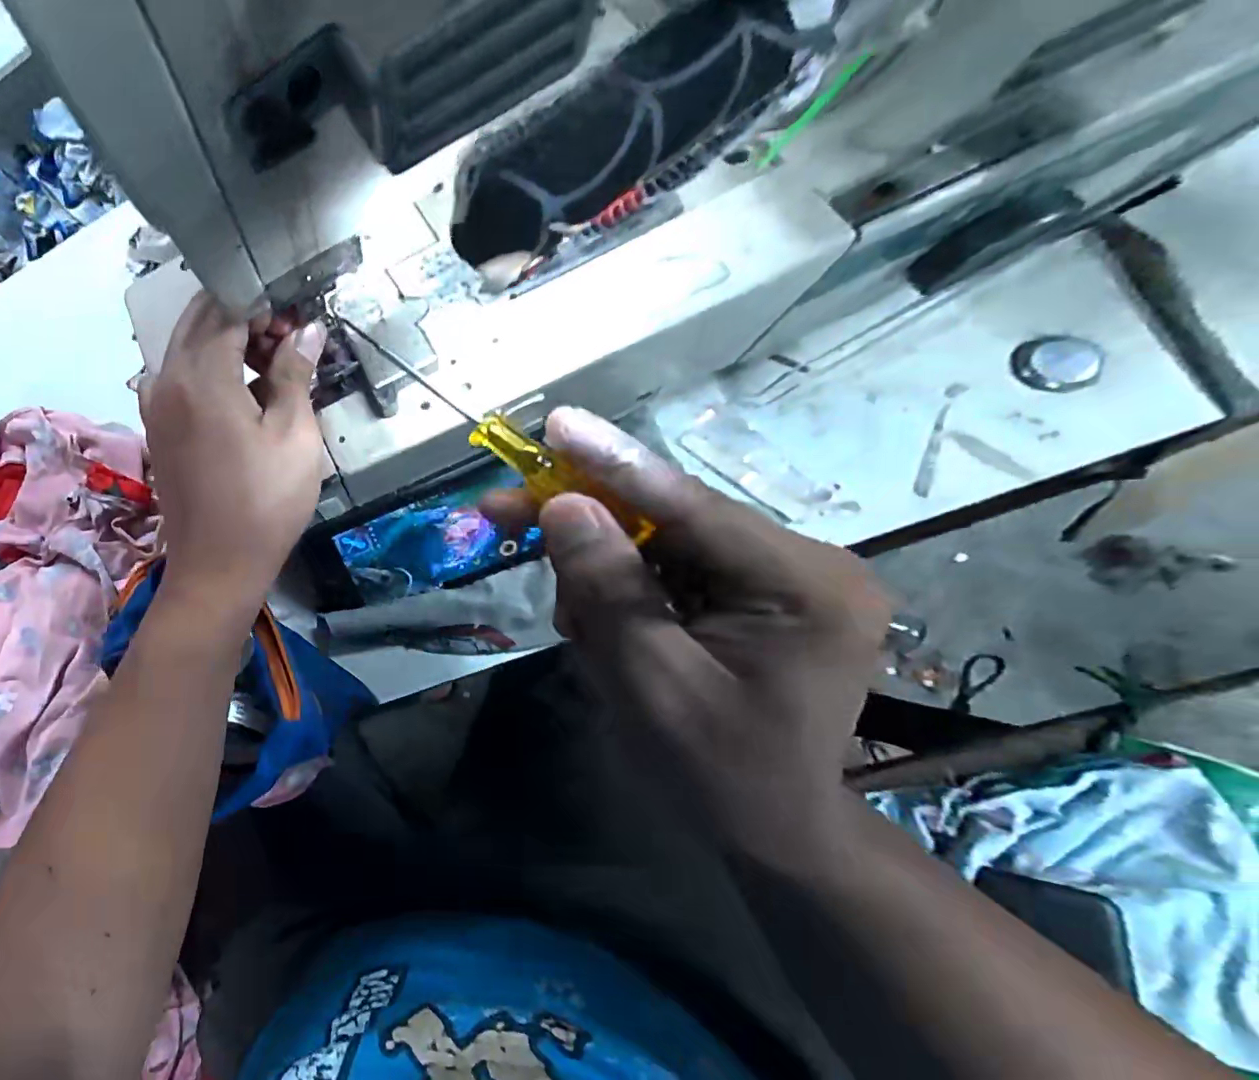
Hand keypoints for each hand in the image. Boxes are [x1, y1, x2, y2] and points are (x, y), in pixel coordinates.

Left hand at [141, 292, 326, 614]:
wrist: (217, 566)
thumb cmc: (265, 504)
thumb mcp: (295, 436)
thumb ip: (295, 374)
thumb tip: (307, 331)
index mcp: (201, 376)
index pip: (229, 311)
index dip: (267, 307)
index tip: (299, 326)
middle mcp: (167, 379)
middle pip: (200, 322)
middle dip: (243, 317)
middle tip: (286, 341)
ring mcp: (155, 404)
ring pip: (187, 347)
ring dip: (225, 342)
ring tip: (270, 367)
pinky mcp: (156, 426)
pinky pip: (179, 376)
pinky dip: (208, 369)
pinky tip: (241, 393)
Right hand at [481, 407, 890, 860]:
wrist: (770, 831)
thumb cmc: (714, 771)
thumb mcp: (648, 681)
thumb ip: (608, 588)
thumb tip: (563, 506)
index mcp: (802, 584)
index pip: (691, 506)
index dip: (613, 464)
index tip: (555, 425)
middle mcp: (802, 565)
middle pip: (669, 518)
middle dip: (586, 528)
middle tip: (502, 513)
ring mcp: (779, 578)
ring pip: (658, 543)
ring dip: (599, 575)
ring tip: (581, 633)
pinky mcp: (751, 594)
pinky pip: (666, 569)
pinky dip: (620, 592)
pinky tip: (604, 633)